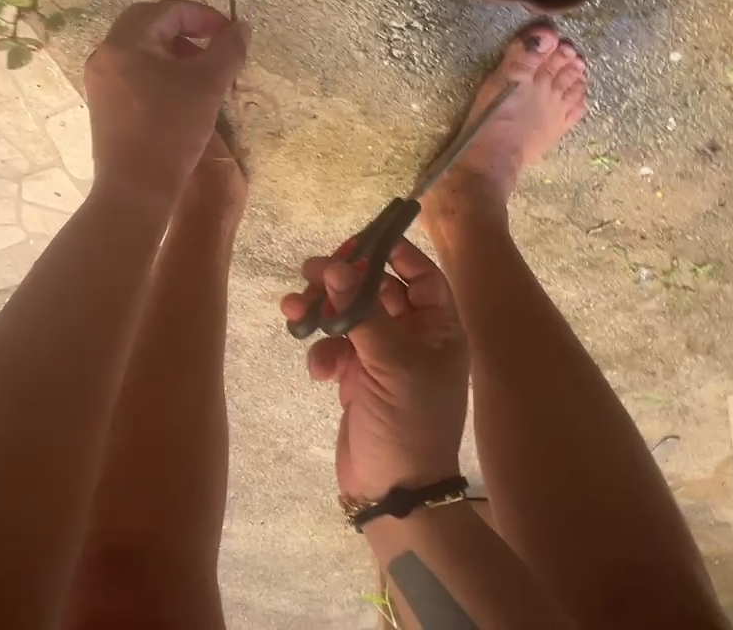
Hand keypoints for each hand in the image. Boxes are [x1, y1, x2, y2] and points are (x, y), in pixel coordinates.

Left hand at [83, 0, 248, 200]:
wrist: (136, 188)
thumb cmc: (171, 130)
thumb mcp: (208, 85)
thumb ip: (229, 49)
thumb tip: (241, 28)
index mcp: (125, 42)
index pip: (167, 10)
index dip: (204, 16)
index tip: (229, 34)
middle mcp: (105, 55)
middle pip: (149, 23)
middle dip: (186, 28)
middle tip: (214, 45)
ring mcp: (100, 80)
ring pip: (141, 48)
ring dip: (174, 50)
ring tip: (202, 70)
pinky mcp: (104, 103)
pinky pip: (133, 71)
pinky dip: (159, 70)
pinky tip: (181, 92)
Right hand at [280, 240, 468, 501]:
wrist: (392, 490)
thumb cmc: (408, 422)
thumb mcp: (390, 363)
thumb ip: (361, 311)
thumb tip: (337, 264)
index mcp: (438, 329)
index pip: (422, 276)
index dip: (394, 255)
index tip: (360, 241)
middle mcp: (413, 336)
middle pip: (375, 290)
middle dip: (342, 281)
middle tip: (309, 270)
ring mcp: (383, 356)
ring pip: (349, 316)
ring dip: (322, 312)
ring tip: (293, 308)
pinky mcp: (357, 376)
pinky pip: (335, 347)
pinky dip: (322, 352)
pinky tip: (317, 371)